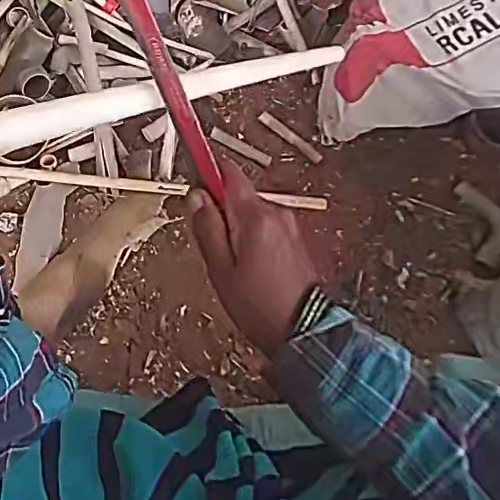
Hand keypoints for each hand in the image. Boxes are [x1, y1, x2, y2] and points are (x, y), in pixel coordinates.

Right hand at [188, 157, 321, 353]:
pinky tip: (250, 266)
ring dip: (236, 227)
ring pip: (250, 211)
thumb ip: (207, 228)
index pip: (228, 172)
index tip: (193, 167)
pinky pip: (265, 226)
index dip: (207, 169)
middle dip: (220, 210)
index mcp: (254, 217)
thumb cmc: (260, 306)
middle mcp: (276, 213)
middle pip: (237, 194)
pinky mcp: (295, 238)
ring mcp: (289, 225)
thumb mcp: (220, 269)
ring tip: (233, 263)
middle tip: (211, 243)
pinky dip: (252, 237)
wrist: (306, 332)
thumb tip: (196, 198)